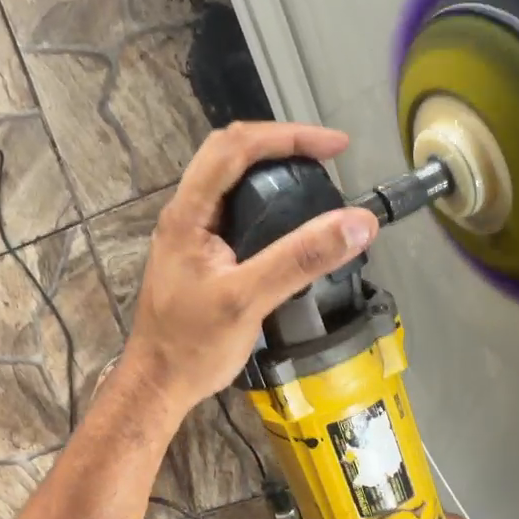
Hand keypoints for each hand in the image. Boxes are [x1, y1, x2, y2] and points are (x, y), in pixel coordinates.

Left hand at [121, 122, 380, 415]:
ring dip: (271, 170)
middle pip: (229, 154)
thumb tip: (359, 222)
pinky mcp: (198, 255)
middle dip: (280, 145)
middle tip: (326, 159)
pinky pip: (232, 210)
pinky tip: (289, 221)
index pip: (233, 148)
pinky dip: (264, 201)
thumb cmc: (192, 345)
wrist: (159, 382)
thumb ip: (300, 259)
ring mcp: (188, 235)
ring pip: (229, 181)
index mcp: (186, 215)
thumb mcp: (248, 300)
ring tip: (314, 181)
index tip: (336, 147)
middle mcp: (183, 215)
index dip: (287, 136)